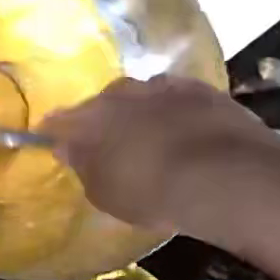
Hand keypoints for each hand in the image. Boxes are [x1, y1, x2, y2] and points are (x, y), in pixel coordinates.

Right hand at [43, 75, 279, 245]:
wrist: (225, 176)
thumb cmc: (150, 192)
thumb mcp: (103, 193)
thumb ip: (82, 166)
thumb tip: (69, 148)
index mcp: (89, 118)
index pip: (58, 120)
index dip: (54, 132)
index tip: (54, 143)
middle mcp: (121, 92)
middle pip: (102, 103)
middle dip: (102, 120)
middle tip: (108, 144)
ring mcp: (164, 86)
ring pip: (141, 96)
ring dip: (140, 112)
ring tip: (150, 138)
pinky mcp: (203, 89)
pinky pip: (177, 99)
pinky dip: (175, 112)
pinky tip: (184, 132)